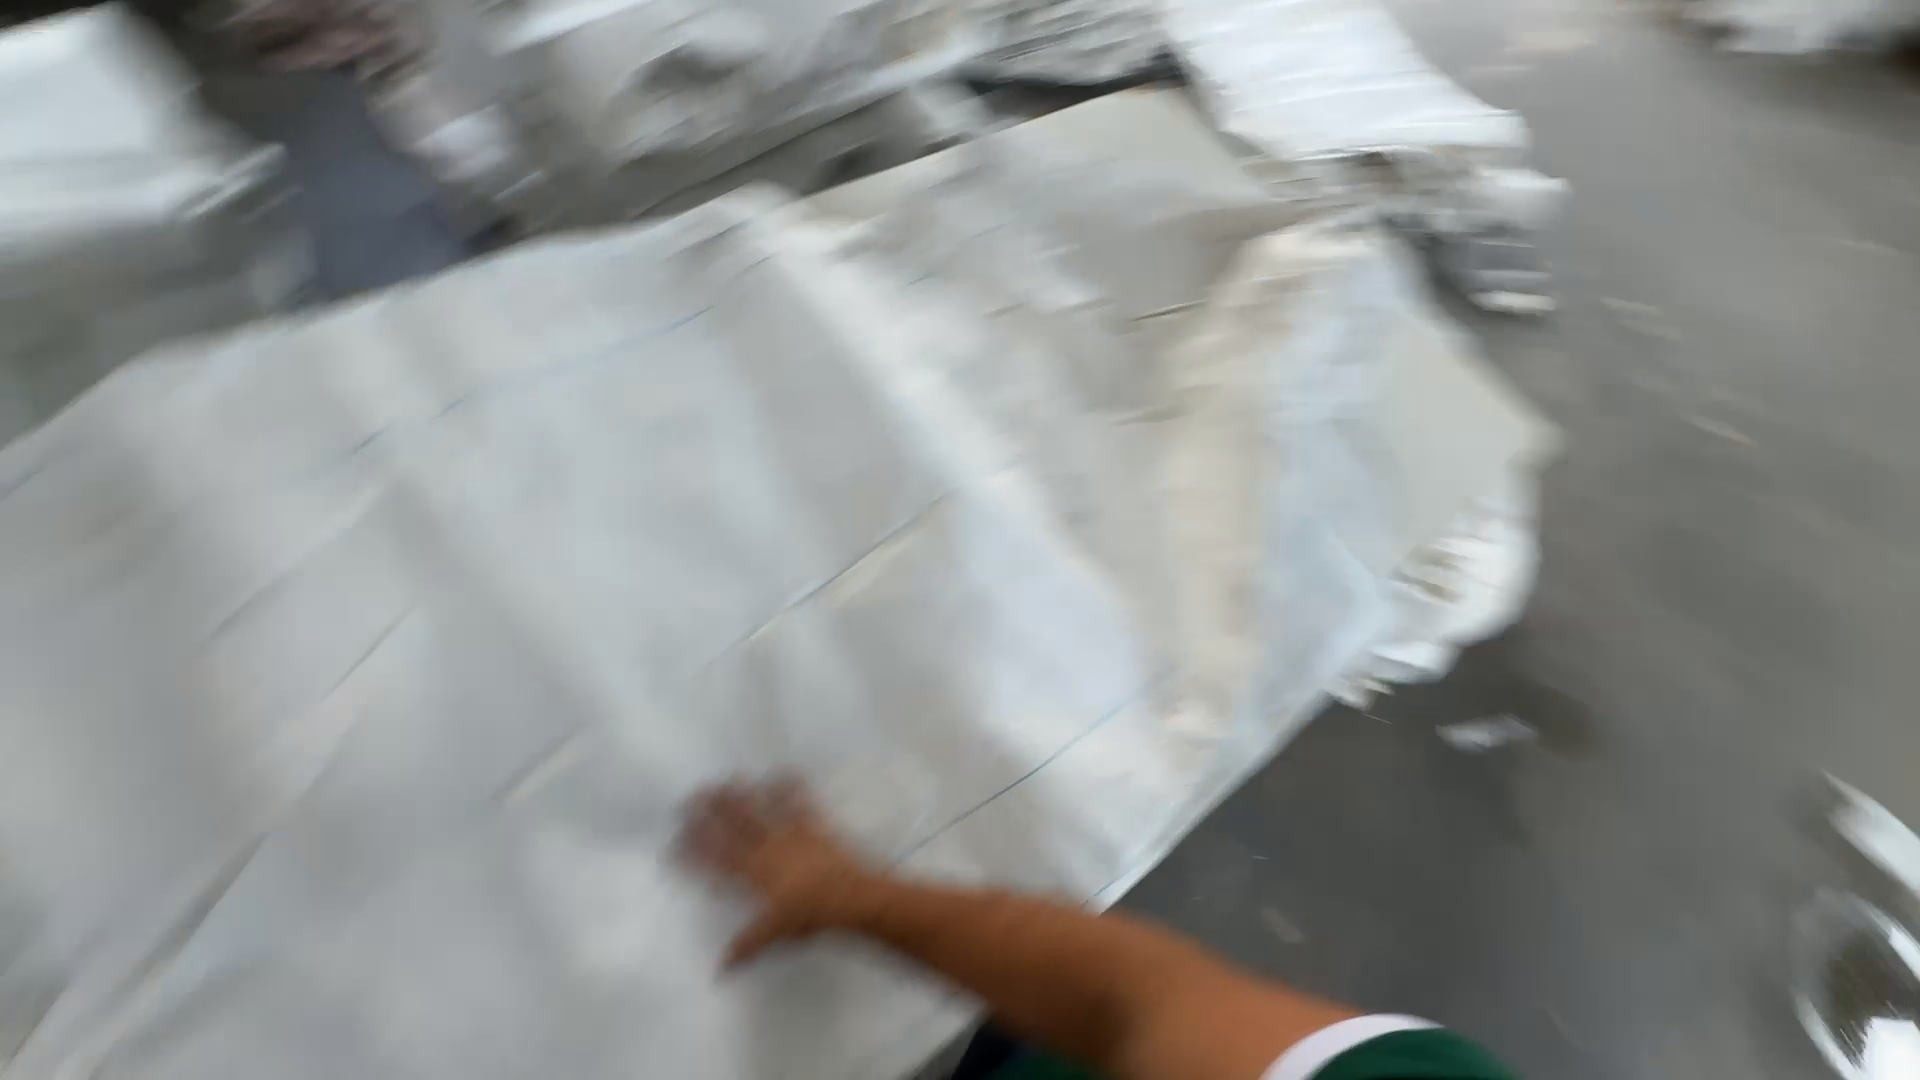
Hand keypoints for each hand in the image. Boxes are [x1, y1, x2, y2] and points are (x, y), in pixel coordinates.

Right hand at [679, 775, 879, 966]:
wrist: (850, 896)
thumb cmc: (811, 917)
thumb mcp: (775, 935)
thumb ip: (746, 946)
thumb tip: (719, 970)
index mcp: (754, 876)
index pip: (717, 862)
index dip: (694, 851)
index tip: (674, 841)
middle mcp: (767, 851)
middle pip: (734, 828)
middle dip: (711, 812)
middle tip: (692, 796)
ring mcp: (790, 835)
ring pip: (761, 811)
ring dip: (743, 795)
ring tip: (726, 779)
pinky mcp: (814, 826)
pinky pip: (800, 803)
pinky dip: (791, 787)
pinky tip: (783, 770)